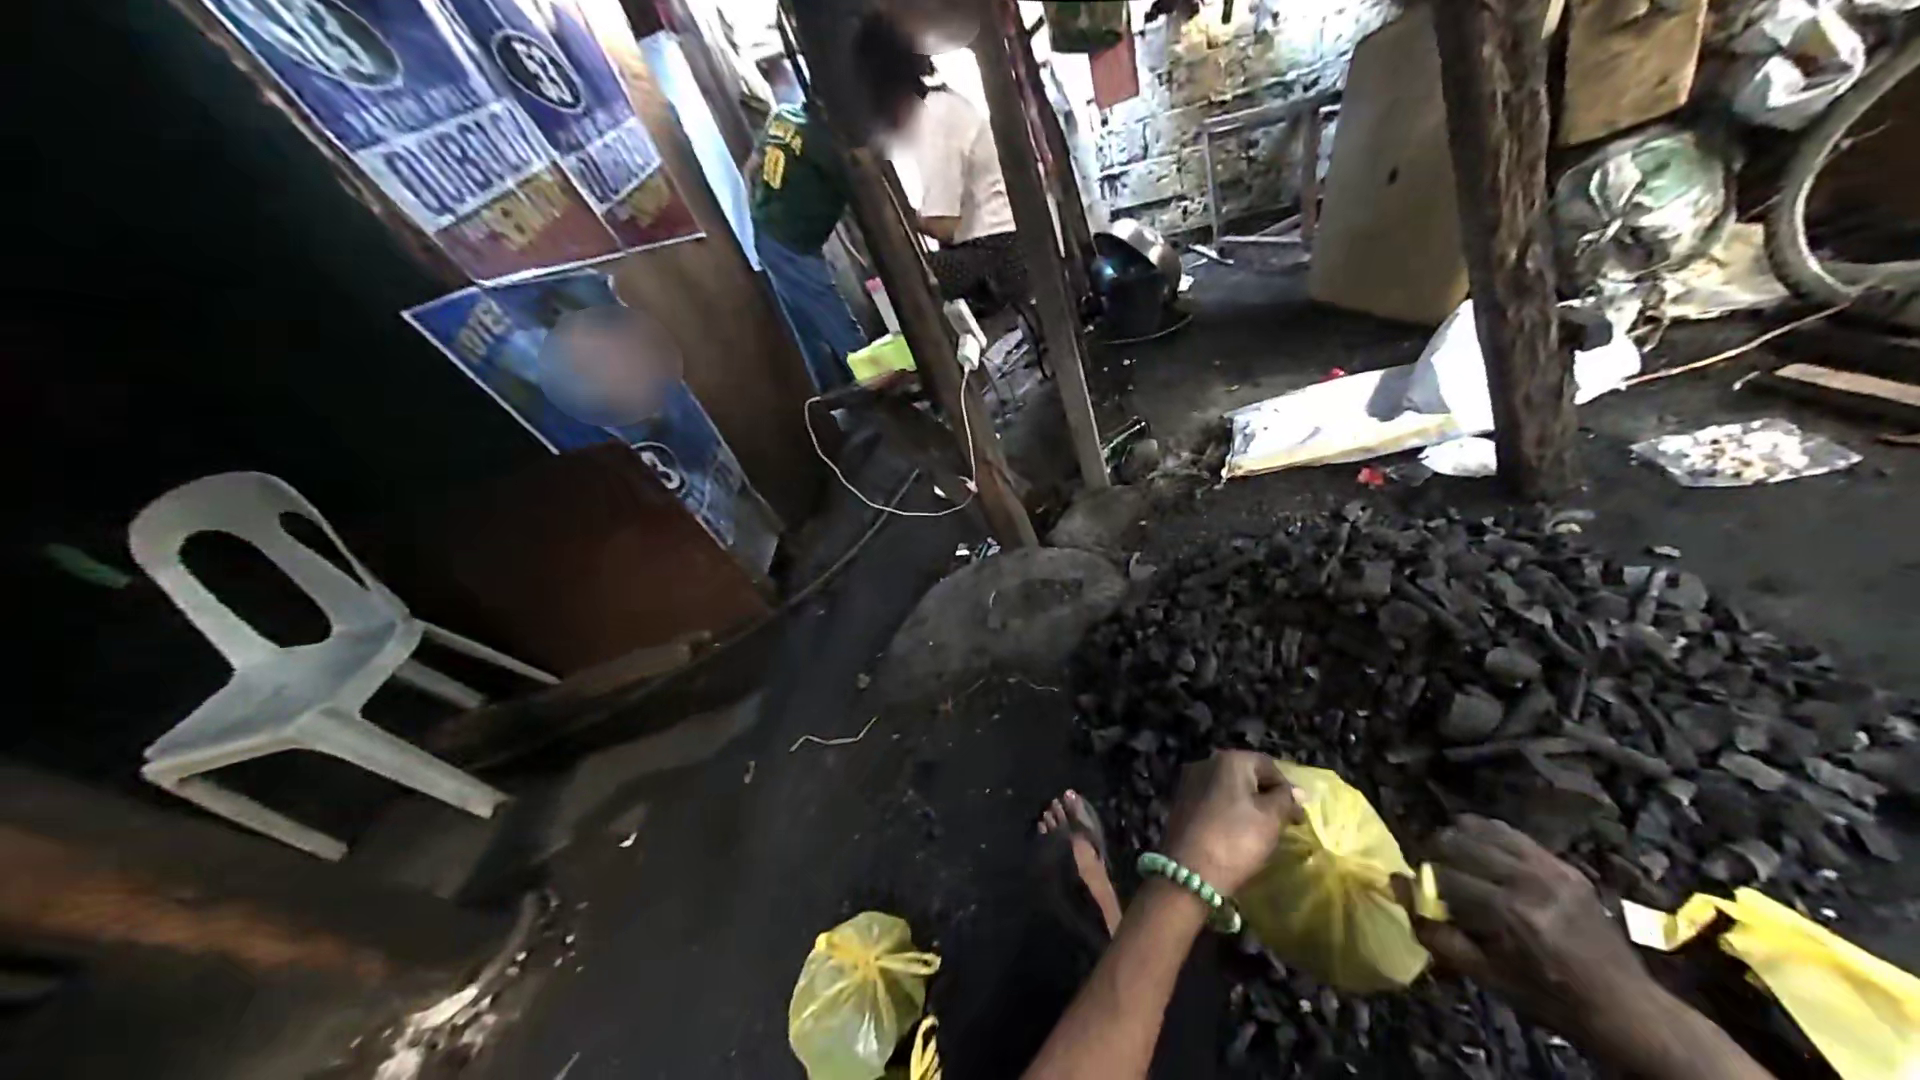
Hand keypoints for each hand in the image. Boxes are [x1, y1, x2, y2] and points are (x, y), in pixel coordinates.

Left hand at [1161, 751, 1301, 894]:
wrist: (1189, 871)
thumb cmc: (1236, 839)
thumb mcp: (1270, 819)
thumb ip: (1285, 799)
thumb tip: (1296, 791)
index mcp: (1228, 760)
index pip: (1267, 765)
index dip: (1287, 789)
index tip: (1298, 815)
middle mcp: (1205, 762)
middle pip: (1246, 774)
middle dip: (1266, 795)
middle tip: (1284, 821)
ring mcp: (1189, 781)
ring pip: (1228, 787)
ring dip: (1247, 803)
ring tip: (1263, 828)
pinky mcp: (1181, 800)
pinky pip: (1212, 799)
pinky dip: (1228, 809)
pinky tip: (1236, 829)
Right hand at [1406, 816, 1654, 1042]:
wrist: (1628, 1009)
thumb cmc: (1549, 997)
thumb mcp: (1486, 976)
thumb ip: (1435, 931)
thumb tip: (1395, 884)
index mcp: (1511, 912)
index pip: (1443, 874)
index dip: (1424, 880)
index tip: (1421, 890)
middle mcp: (1530, 880)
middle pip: (1457, 841)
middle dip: (1434, 851)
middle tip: (1431, 868)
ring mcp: (1551, 868)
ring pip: (1481, 827)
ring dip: (1457, 837)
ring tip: (1451, 856)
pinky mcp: (1564, 865)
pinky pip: (1511, 833)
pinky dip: (1486, 835)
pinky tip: (1481, 851)